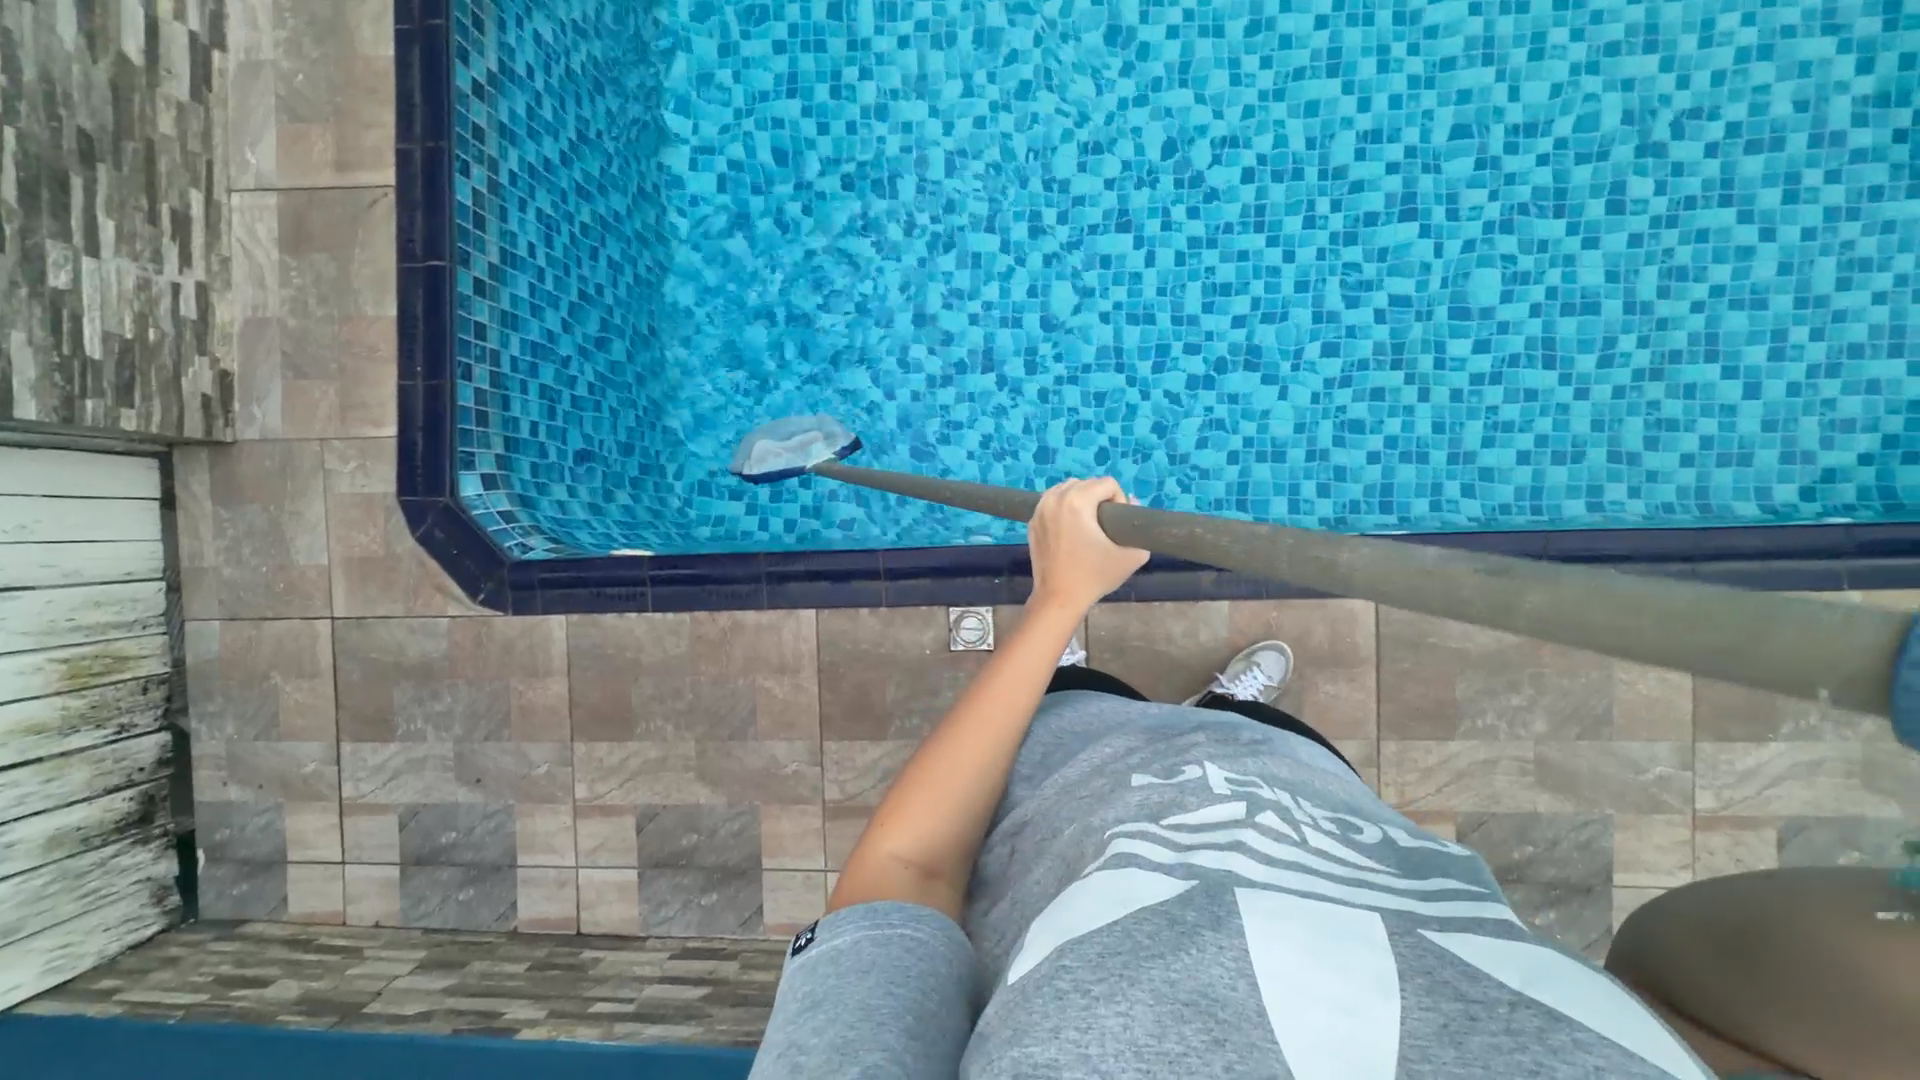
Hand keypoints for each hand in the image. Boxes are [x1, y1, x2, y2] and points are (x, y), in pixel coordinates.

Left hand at [1027, 477, 1149, 613]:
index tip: (1116, 524)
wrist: (1058, 597)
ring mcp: (1039, 510)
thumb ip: (1139, 527)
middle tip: (1103, 525)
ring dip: (1080, 500)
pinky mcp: (1032, 522)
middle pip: (1085, 483)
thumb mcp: (1130, 557)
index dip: (1119, 500)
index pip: (1107, 483)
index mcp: (1077, 502)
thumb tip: (1133, 502)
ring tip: (1087, 524)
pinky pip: (1051, 502)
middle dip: (1099, 498)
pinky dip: (1062, 508)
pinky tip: (1069, 529)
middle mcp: (1055, 499)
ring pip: (1065, 489)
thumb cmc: (1094, 577)